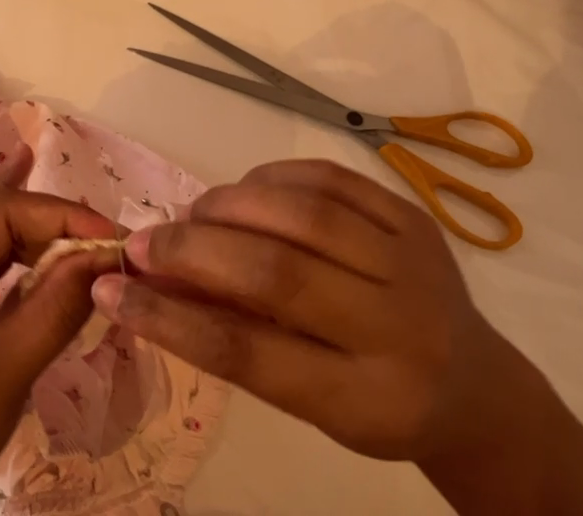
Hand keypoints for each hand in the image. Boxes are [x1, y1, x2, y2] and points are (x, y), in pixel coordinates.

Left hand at [0, 162, 118, 515]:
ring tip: (82, 240)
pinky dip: (2, 257)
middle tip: (107, 246)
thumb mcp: (10, 366)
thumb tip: (105, 255)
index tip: (117, 237)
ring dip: (29, 239)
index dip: (64, 215)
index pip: (1, 211)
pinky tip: (32, 242)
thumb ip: (59, 302)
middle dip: (50, 228)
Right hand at [94, 158, 582, 514]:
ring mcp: (413, 265)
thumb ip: (230, 337)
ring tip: (191, 217)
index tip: (109, 290)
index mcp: (366, 398)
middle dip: (190, 250)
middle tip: (140, 243)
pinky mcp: (414, 219)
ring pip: (301, 214)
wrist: (473, 387)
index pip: (248, 352)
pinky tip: (242, 192)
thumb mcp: (304, 399)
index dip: (168, 318)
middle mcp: (399, 329)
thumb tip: (144, 283)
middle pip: (276, 273)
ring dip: (225, 207)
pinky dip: (268, 179)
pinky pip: (327, 179)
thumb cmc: (370, 403)